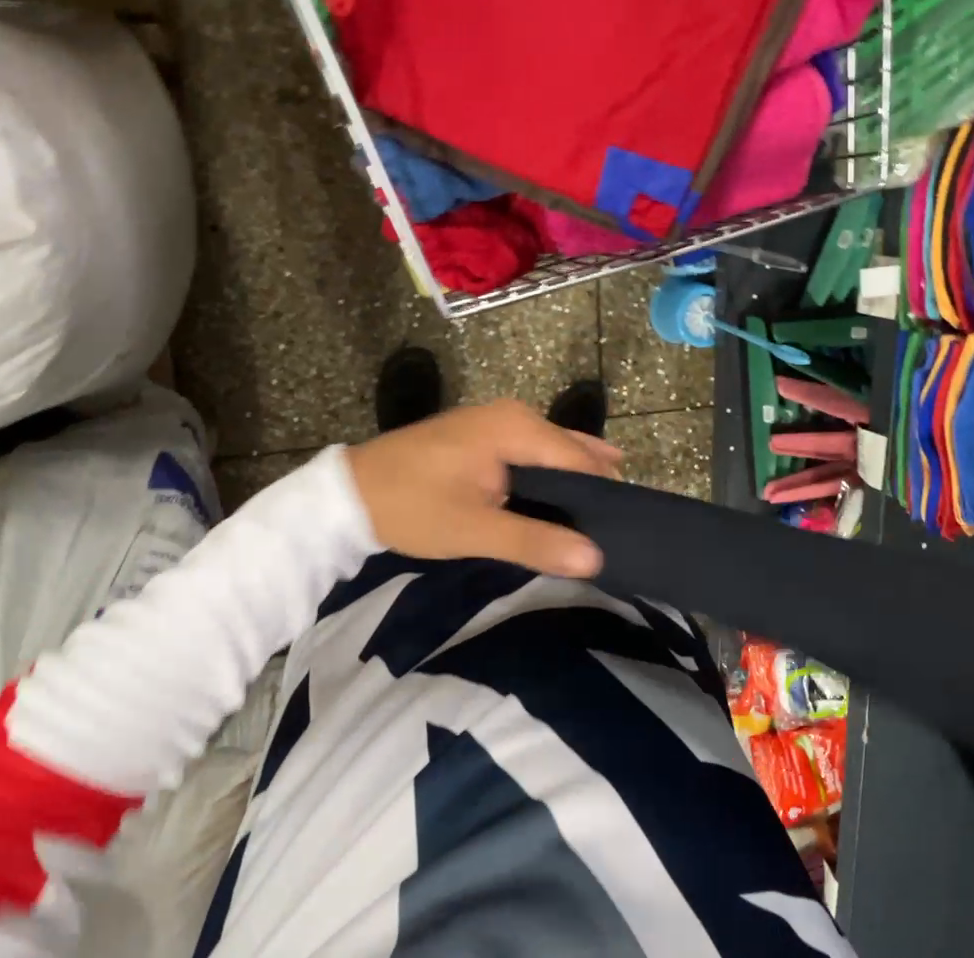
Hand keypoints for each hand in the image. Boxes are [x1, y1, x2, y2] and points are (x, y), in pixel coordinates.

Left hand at [345, 400, 622, 577]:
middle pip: (570, 449)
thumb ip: (535, 541)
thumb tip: (595, 558)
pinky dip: (549, 474)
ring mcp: (495, 421)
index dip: (604, 491)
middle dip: (594, 483)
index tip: (625, 526)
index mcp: (514, 427)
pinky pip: (531, 452)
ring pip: (551, 450)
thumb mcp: (474, 529)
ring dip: (572, 480)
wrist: (348, 495)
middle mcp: (511, 415)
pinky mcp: (481, 436)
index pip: (579, 457)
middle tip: (619, 526)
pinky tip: (562, 500)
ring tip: (601, 517)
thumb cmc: (412, 508)